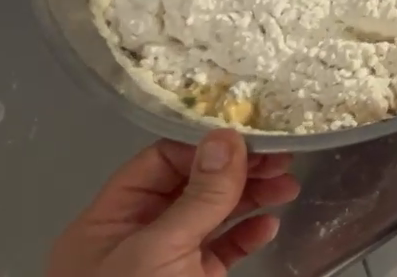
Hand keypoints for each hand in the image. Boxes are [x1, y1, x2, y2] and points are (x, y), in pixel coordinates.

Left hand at [49, 129, 300, 276]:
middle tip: (284, 160)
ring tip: (289, 188)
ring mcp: (164, 262)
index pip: (159, 162)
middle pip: (192, 183)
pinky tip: (269, 227)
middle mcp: (134, 237)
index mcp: (107, 225)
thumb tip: (228, 134)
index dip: (206, 146)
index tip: (256, 136)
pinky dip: (250, 231)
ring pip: (214, 211)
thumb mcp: (162, 251)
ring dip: (254, 195)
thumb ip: (199, 194)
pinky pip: (224, 245)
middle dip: (240, 170)